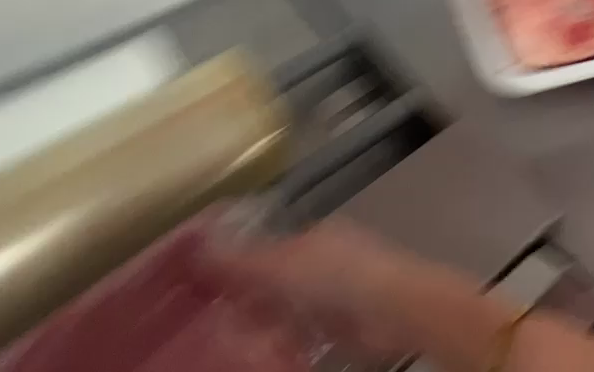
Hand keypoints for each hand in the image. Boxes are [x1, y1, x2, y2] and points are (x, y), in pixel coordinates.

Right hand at [211, 218, 419, 362]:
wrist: (393, 310)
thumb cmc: (339, 277)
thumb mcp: (282, 266)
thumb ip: (240, 259)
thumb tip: (199, 238)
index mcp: (312, 237)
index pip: (265, 250)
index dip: (236, 273)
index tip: (206, 297)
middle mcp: (322, 260)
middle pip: (273, 285)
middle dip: (249, 308)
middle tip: (219, 330)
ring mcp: (333, 293)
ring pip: (285, 314)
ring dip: (264, 332)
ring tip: (245, 347)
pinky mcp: (340, 326)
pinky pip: (301, 335)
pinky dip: (284, 346)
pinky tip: (271, 355)